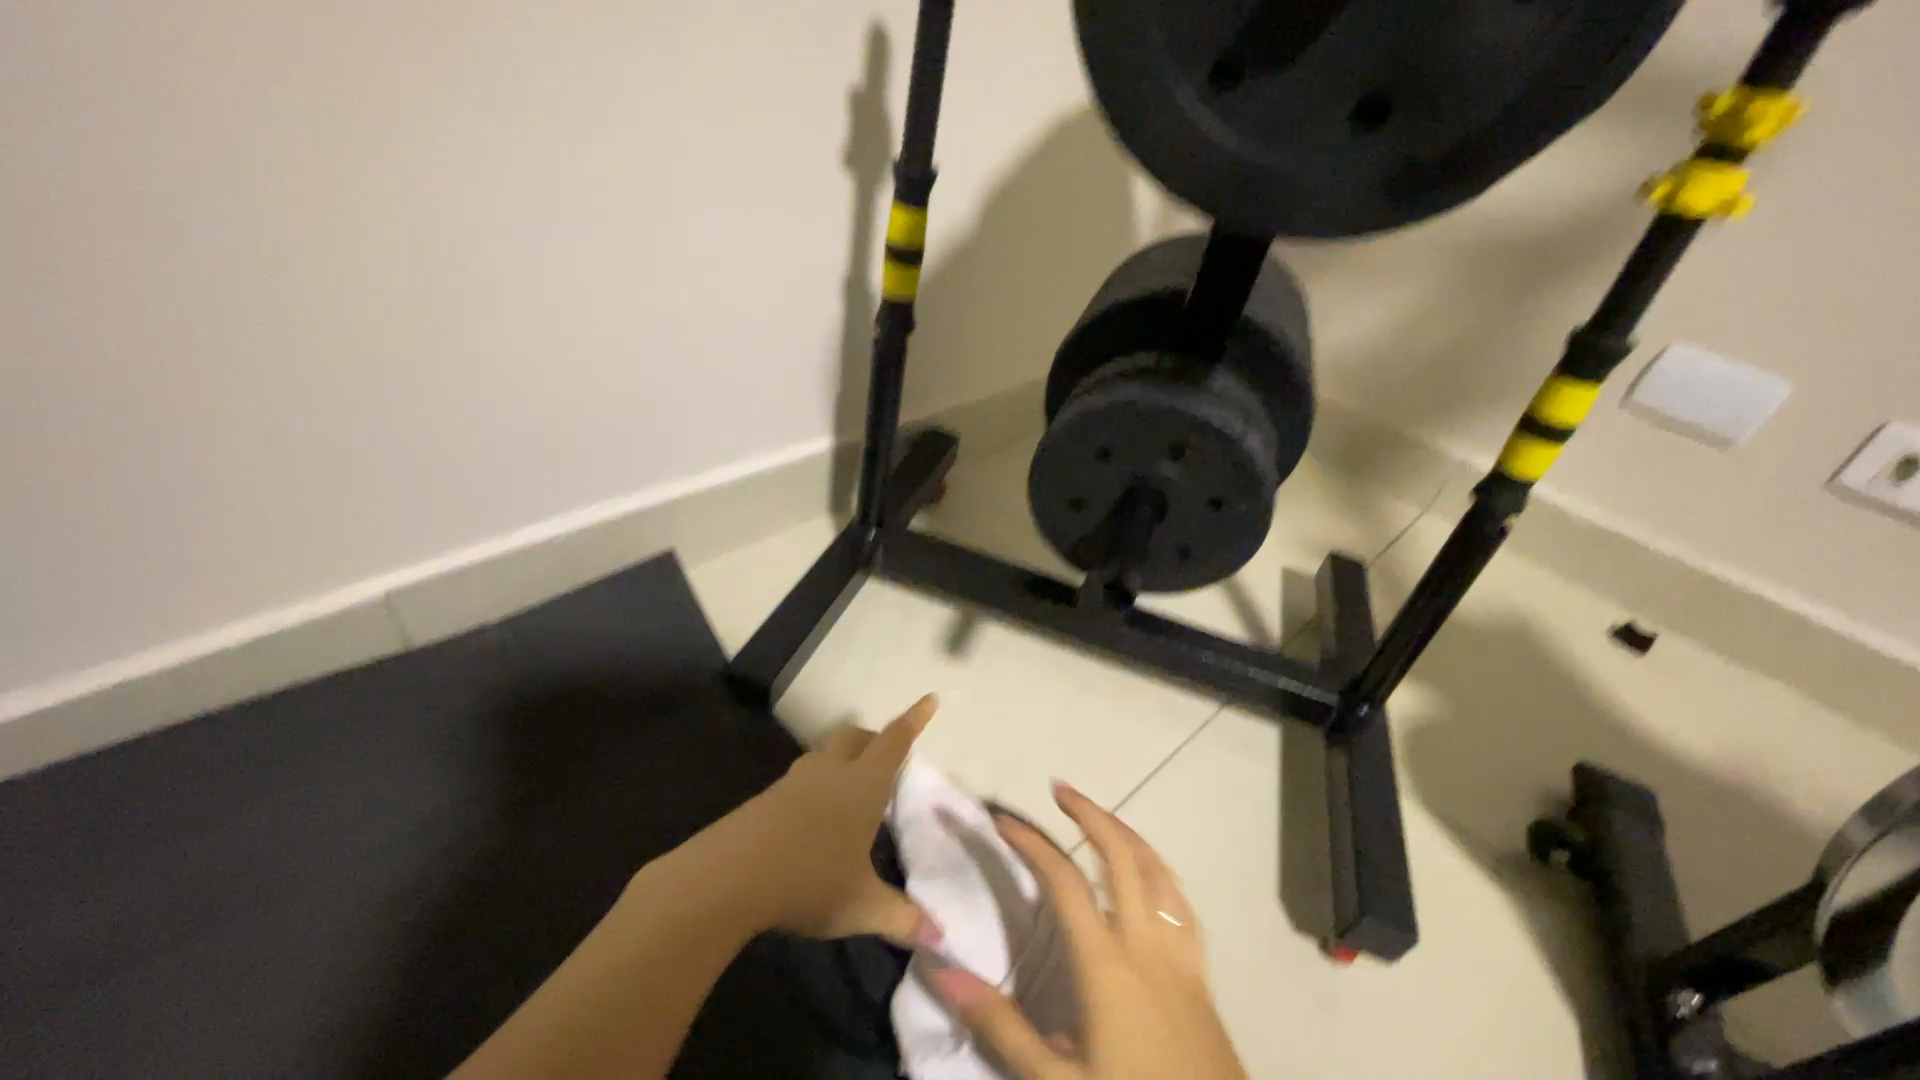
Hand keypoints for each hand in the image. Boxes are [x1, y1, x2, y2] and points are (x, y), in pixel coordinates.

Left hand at [678, 694, 942, 949]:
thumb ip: (902, 918)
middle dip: (874, 738)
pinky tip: (814, 817)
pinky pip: (800, 779)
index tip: (929, 699)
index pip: (894, 743)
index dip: (914, 721)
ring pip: (823, 754)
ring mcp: (792, 783)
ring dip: (841, 758)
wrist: (727, 878)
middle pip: (855, 737)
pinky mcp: (764, 799)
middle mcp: (829, 773)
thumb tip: (940, 936)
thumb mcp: (861, 907)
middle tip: (887, 754)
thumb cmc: (809, 881)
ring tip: (851, 785)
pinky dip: (815, 785)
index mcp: (862, 785)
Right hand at [927, 781, 1246, 1079]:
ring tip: (1100, 817)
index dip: (1032, 843)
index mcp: (1107, 964)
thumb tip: (940, 969)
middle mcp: (1147, 943)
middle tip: (1060, 790)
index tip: (1002, 820)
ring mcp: (1181, 954)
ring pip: (1159, 870)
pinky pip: (1181, 901)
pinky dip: (1159, 870)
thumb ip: (998, 1024)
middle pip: (1121, 855)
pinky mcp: (1201, 972)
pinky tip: (1150, 876)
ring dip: (1128, 833)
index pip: (1064, 881)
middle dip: (1090, 814)